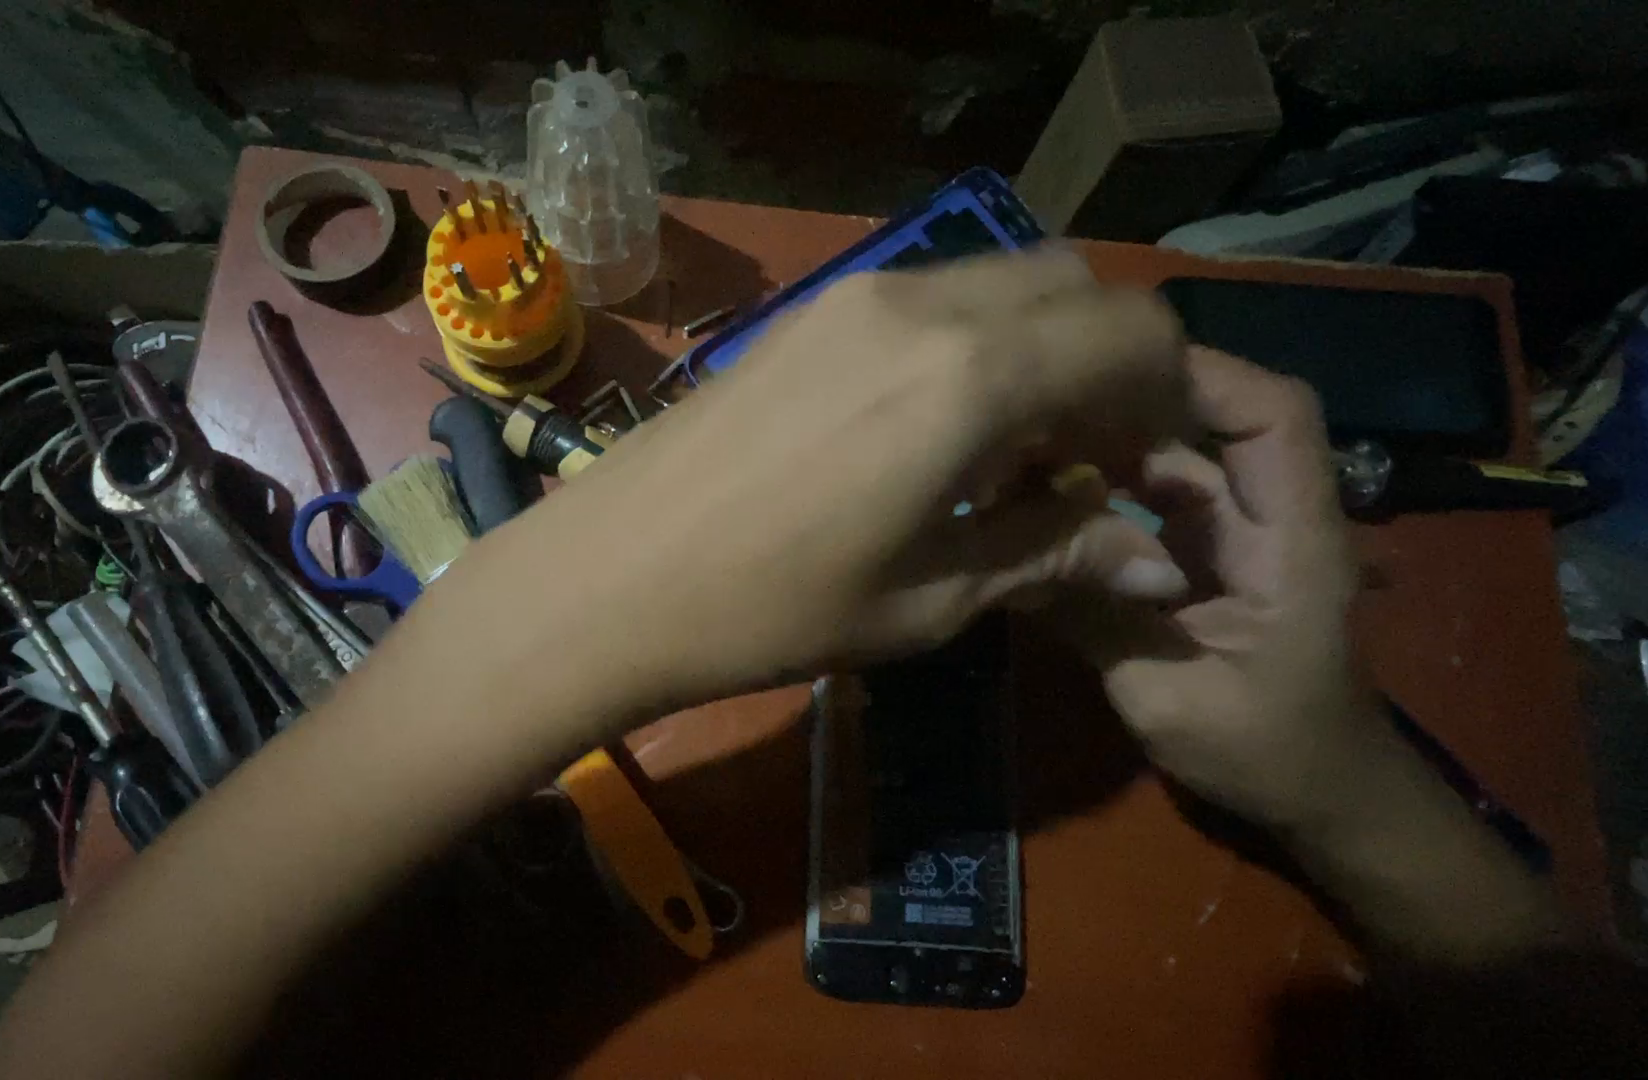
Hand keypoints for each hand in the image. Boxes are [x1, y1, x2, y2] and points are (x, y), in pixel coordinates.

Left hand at [449, 250, 1190, 714]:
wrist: (608, 578)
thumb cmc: (769, 610)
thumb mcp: (927, 599)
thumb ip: (1050, 556)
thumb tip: (1156, 565)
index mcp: (970, 374)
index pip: (1133, 336)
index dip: (1163, 398)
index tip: (1139, 469)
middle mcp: (919, 303)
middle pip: (1068, 287)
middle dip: (1104, 361)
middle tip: (1075, 458)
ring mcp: (850, 297)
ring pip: (993, 284)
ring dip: (1031, 347)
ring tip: (1000, 450)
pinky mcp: (801, 313)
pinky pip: (922, 300)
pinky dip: (962, 342)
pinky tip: (925, 427)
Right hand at [1060, 347, 1389, 830]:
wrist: (1318, 794)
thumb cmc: (1267, 753)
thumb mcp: (1169, 697)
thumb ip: (1098, 621)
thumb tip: (1010, 560)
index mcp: (1290, 542)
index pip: (1273, 417)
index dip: (1203, 374)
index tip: (1106, 366)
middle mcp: (1261, 520)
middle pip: (1205, 425)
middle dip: (1120, 406)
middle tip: (1027, 409)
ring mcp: (1226, 537)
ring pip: (1164, 462)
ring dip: (1095, 450)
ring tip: (1015, 450)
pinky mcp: (1193, 558)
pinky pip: (1141, 506)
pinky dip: (1091, 496)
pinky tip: (1033, 503)